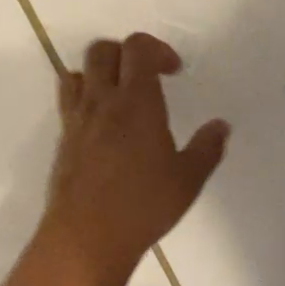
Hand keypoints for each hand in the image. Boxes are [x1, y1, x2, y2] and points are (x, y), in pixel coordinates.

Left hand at [40, 33, 229, 276]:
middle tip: (148, 78)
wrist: (86, 236)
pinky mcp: (63, 141)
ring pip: (79, 72)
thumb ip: (207, 148)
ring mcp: (77, 121)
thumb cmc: (143, 206)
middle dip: (127, 54)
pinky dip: (86, 99)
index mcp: (136, 102)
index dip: (158, 49)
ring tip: (121, 98)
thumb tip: (221, 126)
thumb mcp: (188, 180)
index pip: (138, 48)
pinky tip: (104, 127)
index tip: (174, 71)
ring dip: (101, 74)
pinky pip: (69, 102)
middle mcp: (102, 102)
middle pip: (103, 50)